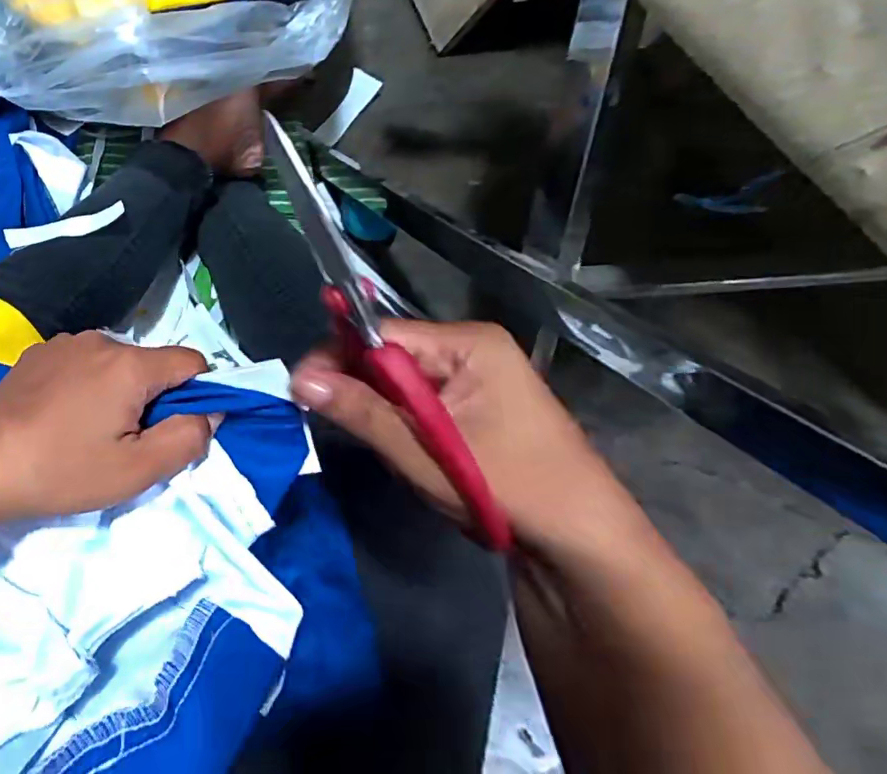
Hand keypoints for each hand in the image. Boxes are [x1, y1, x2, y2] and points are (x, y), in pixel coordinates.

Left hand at [0, 332, 217, 525]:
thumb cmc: (63, 469)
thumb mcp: (136, 470)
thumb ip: (186, 438)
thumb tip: (210, 411)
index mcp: (127, 363)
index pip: (190, 362)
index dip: (196, 395)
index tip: (172, 430)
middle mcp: (97, 340)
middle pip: (148, 365)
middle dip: (150, 399)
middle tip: (122, 443)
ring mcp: (61, 343)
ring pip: (112, 364)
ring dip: (115, 392)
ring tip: (85, 433)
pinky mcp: (35, 353)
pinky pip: (79, 363)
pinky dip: (83, 385)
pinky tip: (58, 417)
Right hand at [291, 320, 640, 552]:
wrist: (588, 553)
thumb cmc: (514, 491)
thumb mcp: (425, 452)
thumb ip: (360, 410)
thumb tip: (297, 379)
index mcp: (468, 343)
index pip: (378, 333)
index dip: (336, 358)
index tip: (301, 390)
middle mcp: (469, 349)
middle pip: (384, 355)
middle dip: (357, 389)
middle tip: (334, 425)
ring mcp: (472, 377)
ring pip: (394, 381)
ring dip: (378, 412)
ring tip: (381, 447)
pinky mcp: (471, 405)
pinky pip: (413, 400)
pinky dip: (397, 423)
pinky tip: (404, 451)